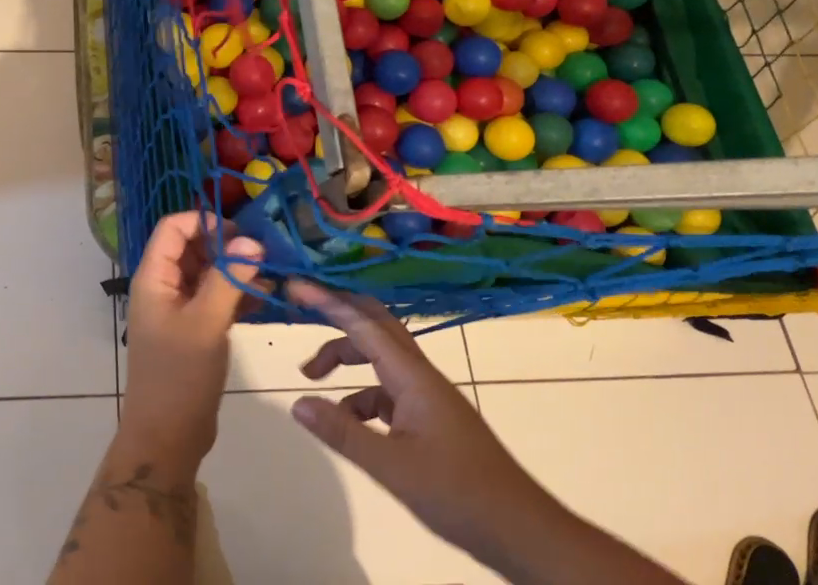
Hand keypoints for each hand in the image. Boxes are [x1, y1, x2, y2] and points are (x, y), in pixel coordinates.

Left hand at [118, 211, 265, 474]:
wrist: (167, 437)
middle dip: (228, 244)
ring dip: (237, 270)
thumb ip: (228, 279)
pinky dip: (238, 294)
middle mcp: (163, 287)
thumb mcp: (206, 323)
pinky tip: (268, 296)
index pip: (174, 227)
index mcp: (154, 278)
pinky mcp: (194, 329)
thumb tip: (253, 240)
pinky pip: (215, 298)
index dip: (206, 221)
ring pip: (207, 273)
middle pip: (193, 247)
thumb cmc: (179, 376)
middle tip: (267, 251)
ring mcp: (178, 309)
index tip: (244, 232)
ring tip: (275, 272)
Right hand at [286, 280, 564, 555]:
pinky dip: (362, 397)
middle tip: (301, 315)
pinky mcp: (432, 420)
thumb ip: (343, 432)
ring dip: (346, 361)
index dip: (327, 302)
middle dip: (337, 319)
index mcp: (413, 377)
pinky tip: (350, 426)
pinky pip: (388, 391)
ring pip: (380, 361)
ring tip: (312, 383)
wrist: (522, 530)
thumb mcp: (391, 467)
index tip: (295, 287)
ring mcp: (429, 398)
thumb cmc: (459, 494)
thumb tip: (296, 402)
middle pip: (375, 329)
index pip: (363, 325)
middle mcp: (421, 377)